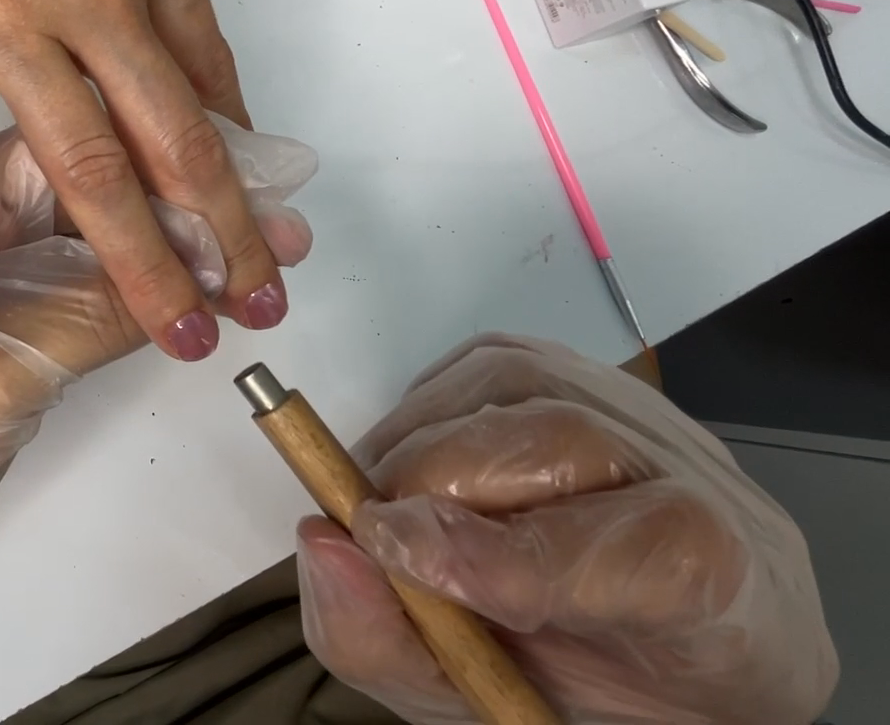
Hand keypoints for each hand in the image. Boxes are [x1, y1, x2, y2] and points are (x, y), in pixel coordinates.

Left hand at [0, 118, 316, 684]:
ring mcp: (0, 255)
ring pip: (103, 229)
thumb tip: (205, 271)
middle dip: (185, 204)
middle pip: (96, 184)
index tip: (241, 175)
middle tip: (278, 222)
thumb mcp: (0, 364)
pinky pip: (96, 274)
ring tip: (271, 253)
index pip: (64, 149)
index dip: (153, 162)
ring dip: (179, 243)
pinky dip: (152, 280)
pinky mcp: (20, 300)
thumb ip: (96, 311)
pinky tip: (215, 284)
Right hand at [299, 334, 838, 724]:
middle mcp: (700, 485)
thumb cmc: (555, 673)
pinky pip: (476, 364)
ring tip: (388, 502)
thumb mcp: (465, 697)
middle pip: (565, 442)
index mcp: (730, 606)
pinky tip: (416, 465)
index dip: (513, 550)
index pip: (654, 551)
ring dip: (412, 442)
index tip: (388, 547)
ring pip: (510, 386)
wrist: (608, 619)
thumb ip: (383, 642)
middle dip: (432, 479)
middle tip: (366, 527)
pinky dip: (419, 412)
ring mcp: (632, 410)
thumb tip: (323, 543)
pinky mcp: (565, 368)